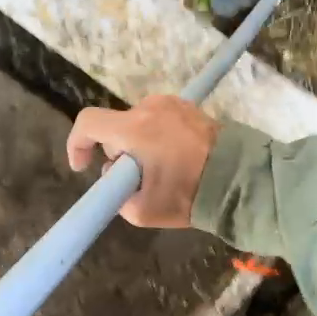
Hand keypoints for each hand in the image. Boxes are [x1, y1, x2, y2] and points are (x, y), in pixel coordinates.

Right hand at [66, 95, 220, 227]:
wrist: (240, 179)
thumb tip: (116, 174)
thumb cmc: (188, 194)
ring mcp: (173, 104)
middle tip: (136, 179)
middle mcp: (150, 108)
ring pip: (139, 124)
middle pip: (117, 126)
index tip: (82, 166)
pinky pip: (162, 121)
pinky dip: (159, 139)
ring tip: (161, 173)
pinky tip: (176, 161)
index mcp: (134, 128)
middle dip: (119, 152)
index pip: (88, 122)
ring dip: (140, 146)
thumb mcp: (142, 211)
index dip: (77, 143)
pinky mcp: (191, 108)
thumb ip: (116, 195)